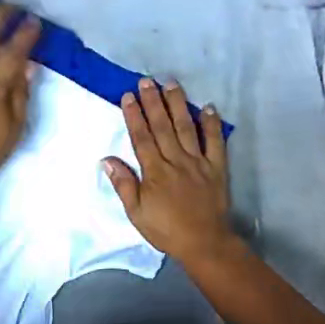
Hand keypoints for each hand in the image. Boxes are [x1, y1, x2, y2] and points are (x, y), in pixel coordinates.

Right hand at [104, 79, 239, 264]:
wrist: (204, 242)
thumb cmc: (165, 230)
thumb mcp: (136, 212)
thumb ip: (124, 184)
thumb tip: (107, 160)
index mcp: (154, 172)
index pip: (141, 138)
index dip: (134, 116)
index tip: (128, 96)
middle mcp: (175, 161)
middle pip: (162, 126)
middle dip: (153, 102)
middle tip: (146, 81)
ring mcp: (198, 162)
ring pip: (186, 127)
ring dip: (178, 104)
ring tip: (171, 84)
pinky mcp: (217, 168)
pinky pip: (215, 142)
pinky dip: (212, 124)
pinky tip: (208, 107)